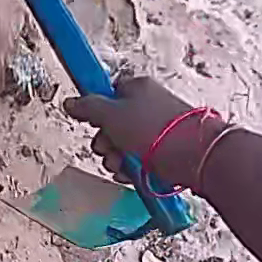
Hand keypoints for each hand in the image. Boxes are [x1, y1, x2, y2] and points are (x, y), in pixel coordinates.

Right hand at [63, 76, 225, 190]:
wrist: (191, 155)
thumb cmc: (150, 128)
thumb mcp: (111, 114)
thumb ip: (87, 107)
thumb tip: (70, 102)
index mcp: (136, 89)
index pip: (108, 93)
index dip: (95, 108)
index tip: (91, 121)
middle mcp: (146, 107)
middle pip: (110, 123)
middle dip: (103, 140)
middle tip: (108, 146)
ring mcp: (153, 130)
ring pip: (119, 145)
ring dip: (113, 157)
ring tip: (120, 163)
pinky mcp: (159, 152)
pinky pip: (132, 160)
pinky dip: (127, 168)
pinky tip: (129, 172)